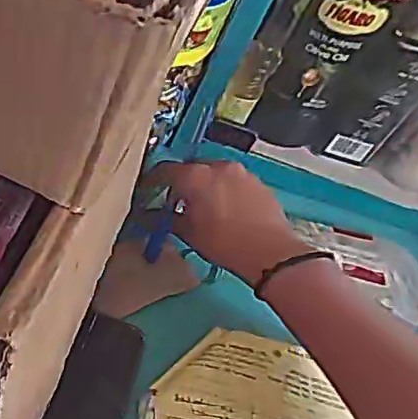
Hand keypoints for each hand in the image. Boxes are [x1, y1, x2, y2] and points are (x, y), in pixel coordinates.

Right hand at [141, 161, 307, 285]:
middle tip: (174, 202)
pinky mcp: (257, 182)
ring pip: (213, 173)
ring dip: (203, 185)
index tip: (148, 191)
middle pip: (190, 168)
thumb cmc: (225, 243)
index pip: (164, 170)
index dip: (152, 181)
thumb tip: (151, 216)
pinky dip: (222, 189)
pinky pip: (232, 180)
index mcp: (195, 176)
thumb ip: (167, 220)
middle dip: (180, 183)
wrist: (270, 252)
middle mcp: (218, 166)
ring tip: (201, 208)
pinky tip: (223, 210)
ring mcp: (240, 172)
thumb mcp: (189, 233)